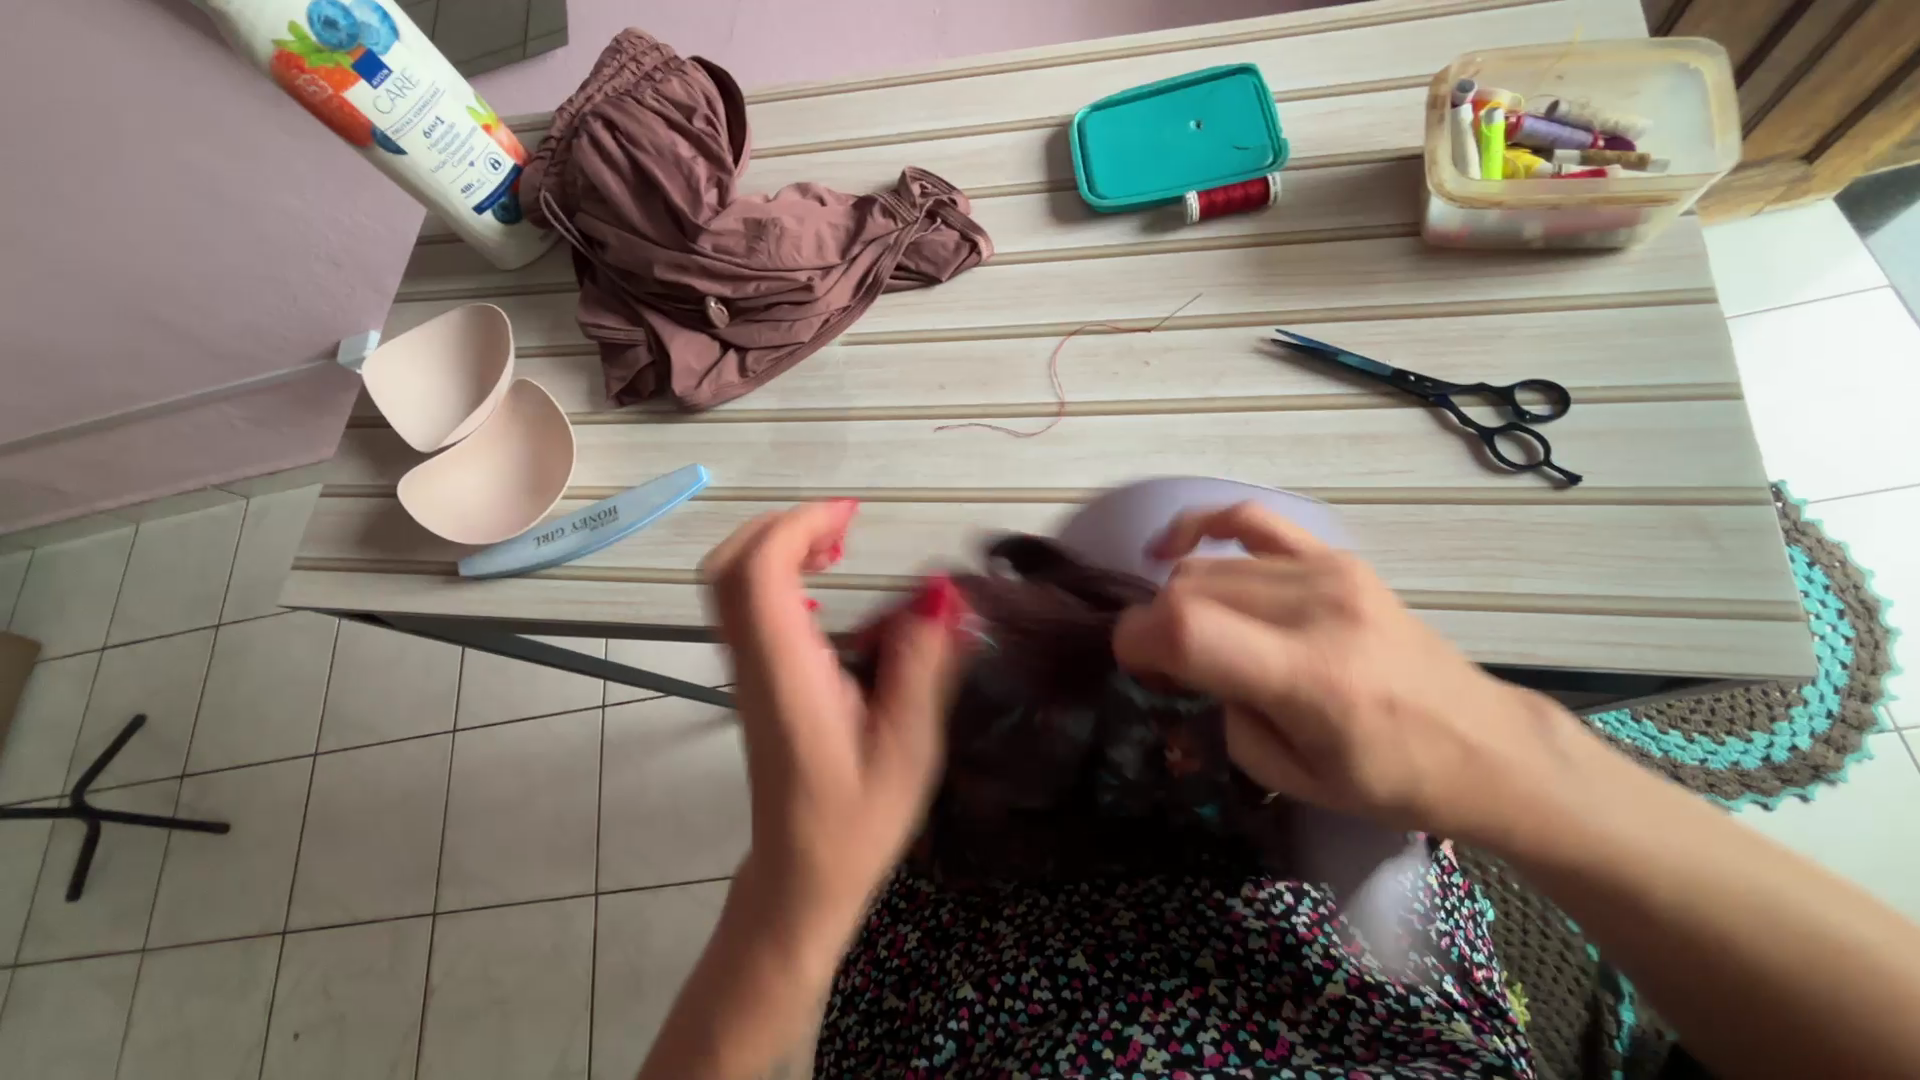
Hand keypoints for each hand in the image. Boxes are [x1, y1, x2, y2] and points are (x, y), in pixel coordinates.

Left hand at [702, 499, 972, 951]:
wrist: (801, 875)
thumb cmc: (856, 822)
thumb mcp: (908, 748)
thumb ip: (923, 666)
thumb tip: (947, 594)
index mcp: (788, 674)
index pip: (760, 573)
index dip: (799, 526)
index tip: (853, 517)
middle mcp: (755, 664)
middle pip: (729, 566)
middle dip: (782, 526)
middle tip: (845, 526)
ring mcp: (747, 672)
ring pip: (731, 584)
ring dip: (778, 547)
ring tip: (840, 546)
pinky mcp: (754, 681)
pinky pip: (747, 608)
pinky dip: (778, 576)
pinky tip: (827, 593)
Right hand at [1112, 501, 1588, 844]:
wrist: (1482, 745)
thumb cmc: (1390, 779)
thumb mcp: (1290, 775)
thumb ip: (1222, 714)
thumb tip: (1181, 671)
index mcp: (1307, 676)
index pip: (1185, 629)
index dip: (1135, 642)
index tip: (1132, 669)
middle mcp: (1316, 609)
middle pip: (1188, 589)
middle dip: (1153, 627)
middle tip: (1164, 668)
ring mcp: (1329, 573)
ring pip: (1208, 564)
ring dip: (1177, 599)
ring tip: (1187, 635)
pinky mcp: (1338, 558)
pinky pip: (1251, 521)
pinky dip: (1202, 526)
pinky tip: (1173, 548)